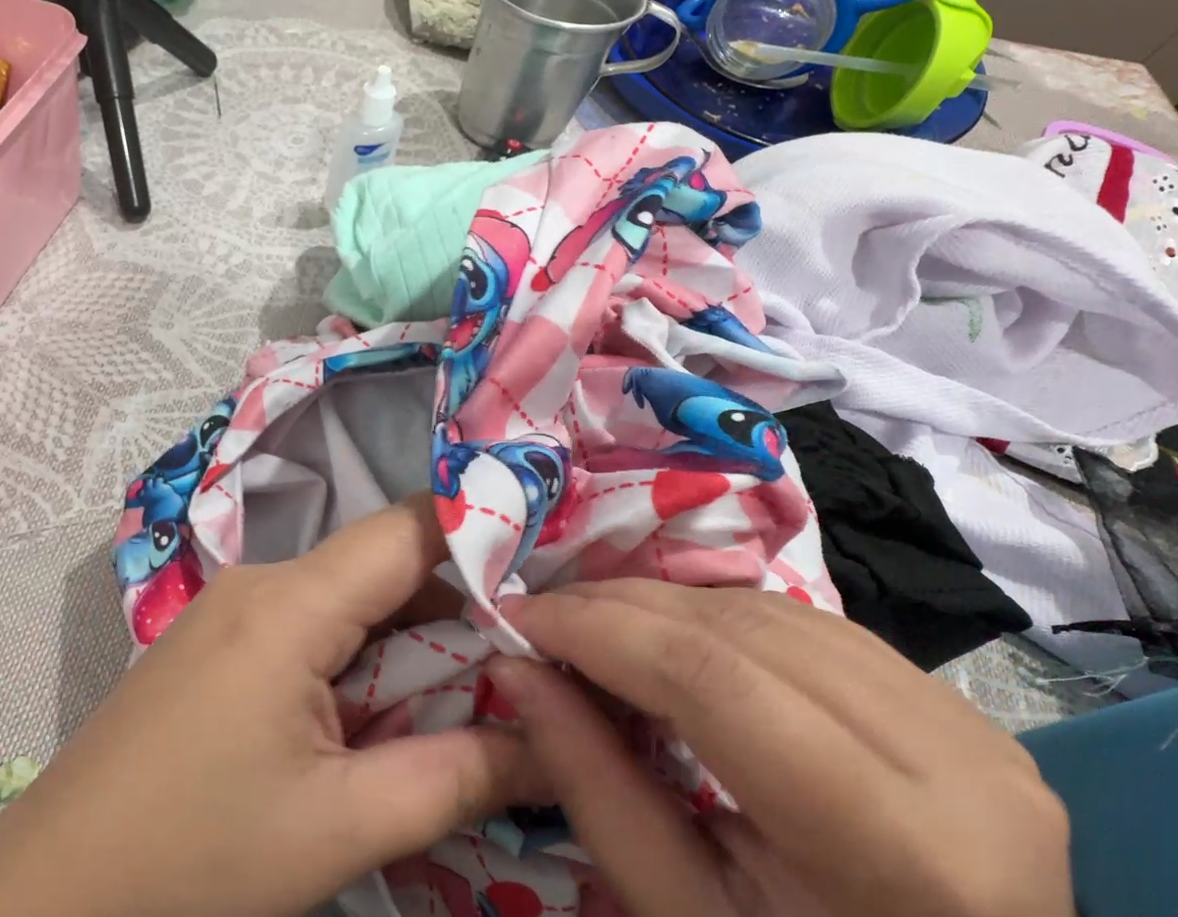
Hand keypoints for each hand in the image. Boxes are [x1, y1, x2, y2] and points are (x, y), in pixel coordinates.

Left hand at [0, 494, 543, 916]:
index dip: (487, 537)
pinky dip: (361, 669)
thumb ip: (457, 776)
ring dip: (411, 654)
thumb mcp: (341, 825)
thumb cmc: (197, 852)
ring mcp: (232, 615)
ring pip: (350, 608)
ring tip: (480, 705)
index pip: (408, 530)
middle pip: (383, 572)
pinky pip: (310, 635)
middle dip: (462, 618)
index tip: (560, 571)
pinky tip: (388, 723)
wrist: (59, 884)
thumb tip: (553, 739)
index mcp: (289, 604)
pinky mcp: (218, 650)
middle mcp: (259, 586)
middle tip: (541, 665)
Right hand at [486, 581, 1073, 916]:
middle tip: (537, 618)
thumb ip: (595, 785)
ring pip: (778, 614)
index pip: (716, 682)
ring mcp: (976, 732)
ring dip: (664, 606)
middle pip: (745, 632)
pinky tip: (668, 636)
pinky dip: (721, 618)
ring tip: (588, 624)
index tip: (514, 619)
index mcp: (902, 848)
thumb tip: (514, 671)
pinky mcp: (965, 717)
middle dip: (618, 609)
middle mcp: (962, 767)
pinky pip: (815, 630)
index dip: (600, 632)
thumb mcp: (678, 911)